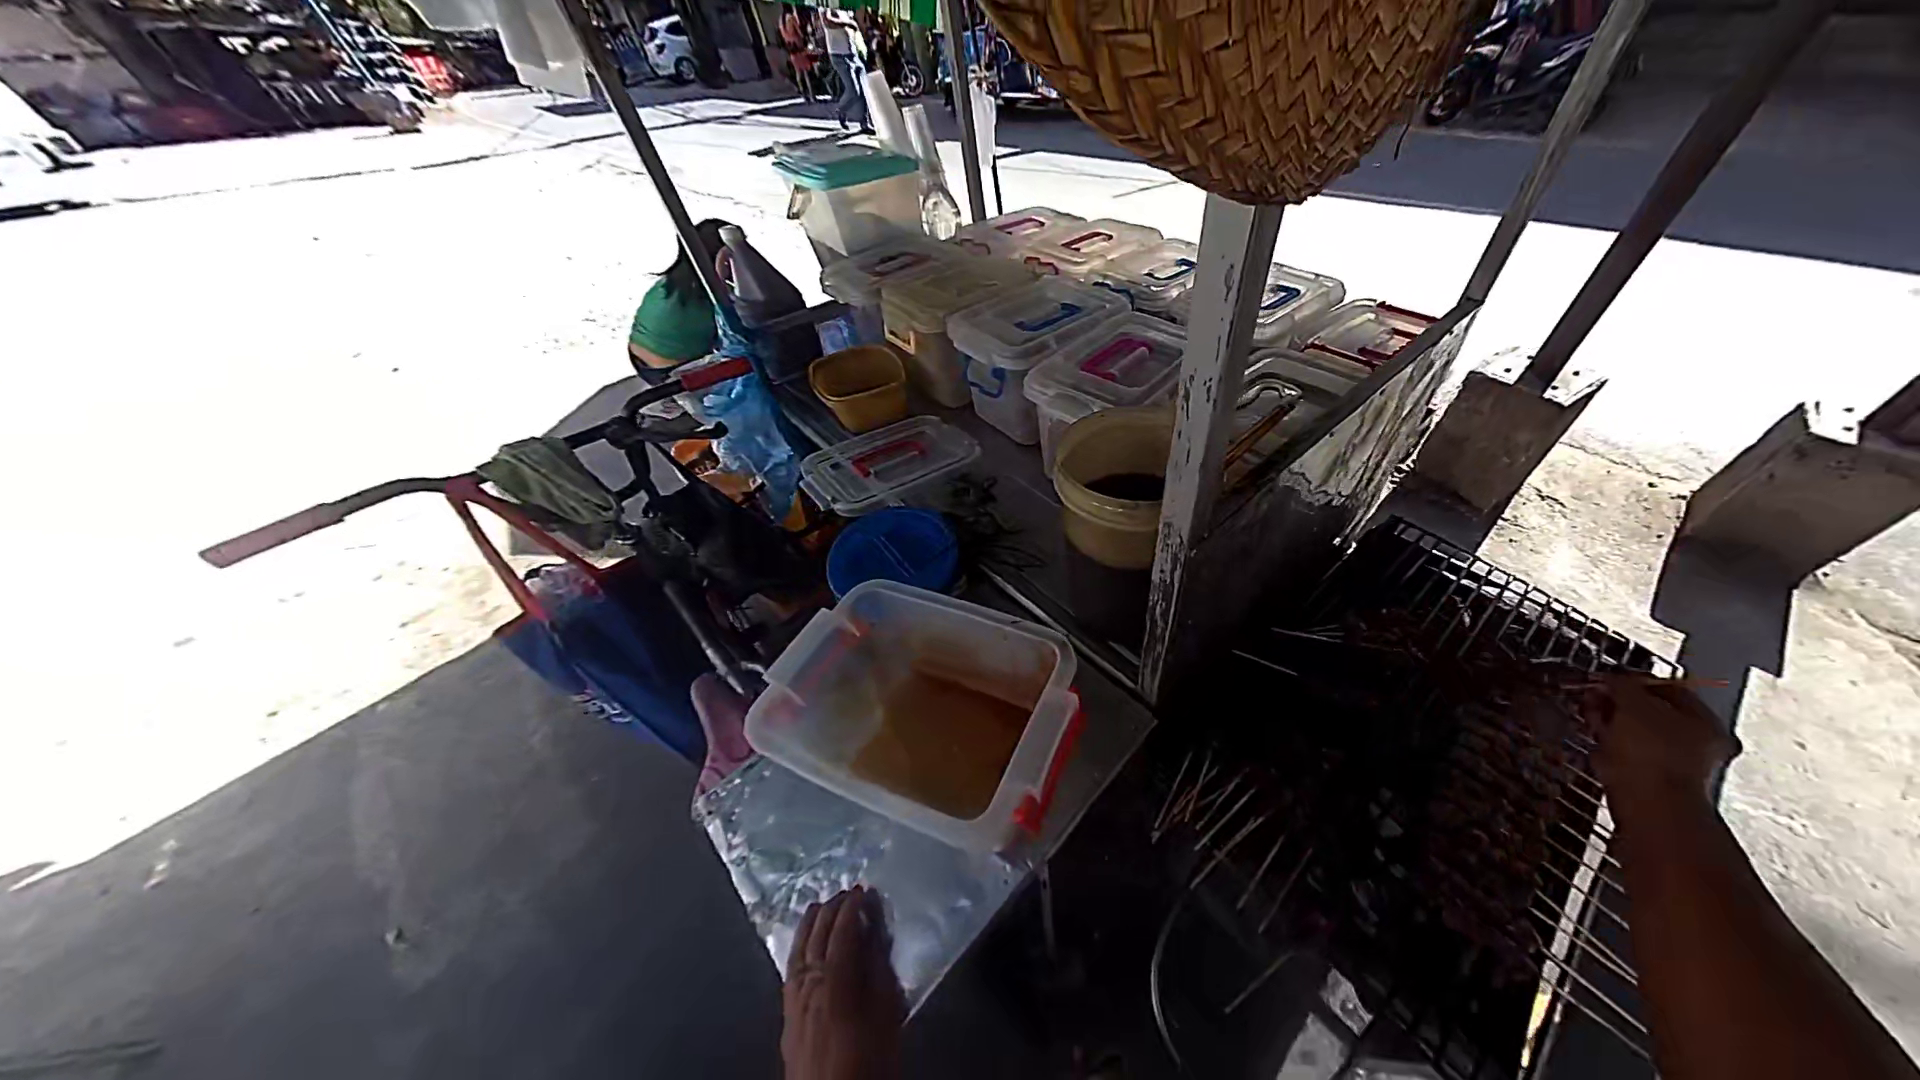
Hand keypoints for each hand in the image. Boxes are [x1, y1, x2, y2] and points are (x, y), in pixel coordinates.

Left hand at [782, 886, 904, 1079]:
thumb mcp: (886, 1013)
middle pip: (818, 935)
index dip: (853, 907)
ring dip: (812, 923)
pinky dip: (797, 947)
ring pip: (800, 949)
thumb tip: (874, 932)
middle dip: (833, 909)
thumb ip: (879, 969)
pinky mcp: (787, 1016)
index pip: (842, 930)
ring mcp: (794, 999)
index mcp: (836, 979)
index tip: (864, 890)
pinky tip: (802, 945)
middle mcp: (810, 982)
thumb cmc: (869, 1061)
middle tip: (847, 892)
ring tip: (820, 904)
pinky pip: (790, 969)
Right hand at [1583, 675, 1739, 807]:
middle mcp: (1696, 741)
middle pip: (1649, 709)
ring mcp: (1672, 760)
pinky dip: (1608, 740)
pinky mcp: (1646, 774)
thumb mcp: (1634, 705)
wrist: (1645, 800)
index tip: (1606, 678)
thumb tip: (1611, 678)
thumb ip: (1623, 685)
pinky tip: (1596, 738)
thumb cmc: (1650, 750)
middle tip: (1594, 696)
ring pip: (1633, 729)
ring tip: (1590, 716)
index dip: (1634, 680)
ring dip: (1609, 719)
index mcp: (1706, 722)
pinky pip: (1623, 748)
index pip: (1669, 688)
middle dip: (1617, 701)